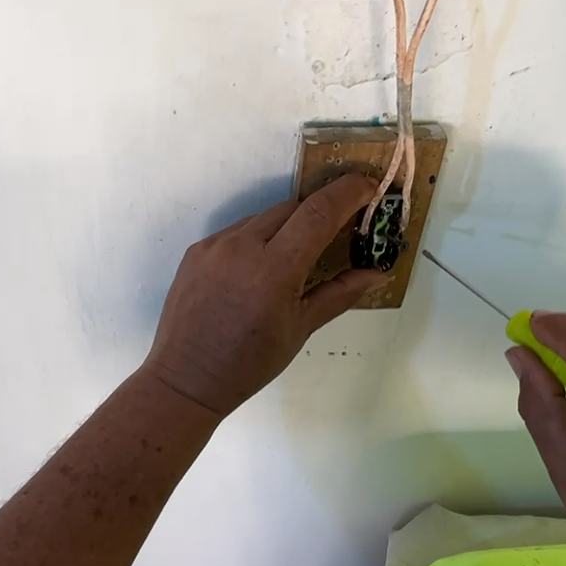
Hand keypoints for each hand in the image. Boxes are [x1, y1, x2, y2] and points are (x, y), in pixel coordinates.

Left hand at [141, 176, 390, 416]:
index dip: (348, 192)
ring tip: (292, 260)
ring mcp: (215, 246)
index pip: (319, 212)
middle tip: (337, 233)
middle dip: (319, 214)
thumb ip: (340, 293)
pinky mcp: (196, 250)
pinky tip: (257, 271)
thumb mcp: (301, 328)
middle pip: (293, 208)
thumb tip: (378, 273)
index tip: (369, 187)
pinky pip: (237, 232)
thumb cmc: (250, 362)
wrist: (187, 379)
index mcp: (274, 270)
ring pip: (263, 217)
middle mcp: (242, 247)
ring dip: (286, 228)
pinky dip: (256, 240)